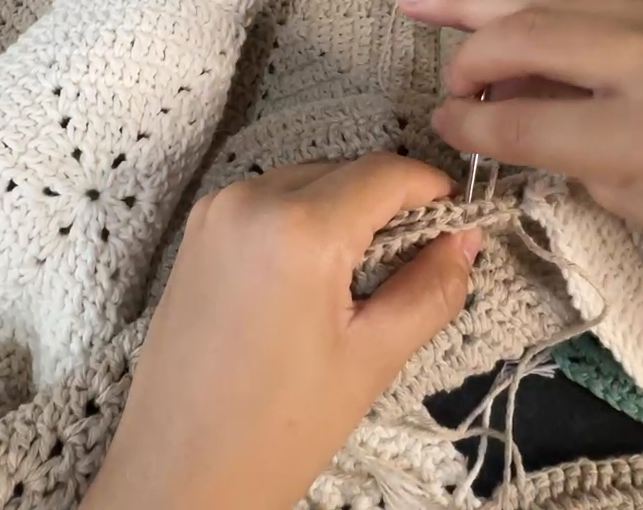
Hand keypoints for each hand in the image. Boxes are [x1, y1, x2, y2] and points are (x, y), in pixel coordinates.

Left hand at [84, 154, 482, 509]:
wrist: (176, 470)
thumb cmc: (279, 427)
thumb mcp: (372, 358)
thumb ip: (430, 289)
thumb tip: (466, 239)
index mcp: (300, 228)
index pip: (385, 173)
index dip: (431, 187)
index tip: (459, 216)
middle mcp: (252, 197)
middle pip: (346, 171)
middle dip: (389, 202)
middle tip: (416, 256)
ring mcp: (218, 206)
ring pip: (308, 179)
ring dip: (345, 207)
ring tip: (359, 273)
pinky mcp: (200, 224)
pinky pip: (270, 197)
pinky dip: (303, 215)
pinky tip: (310, 271)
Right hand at [396, 0, 642, 307]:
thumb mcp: (640, 207)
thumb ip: (560, 149)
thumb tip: (493, 110)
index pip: (532, 119)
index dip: (473, 120)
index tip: (441, 122)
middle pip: (533, 36)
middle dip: (471, 53)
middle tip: (440, 76)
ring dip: (481, 1)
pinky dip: (530, 5)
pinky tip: (491, 5)